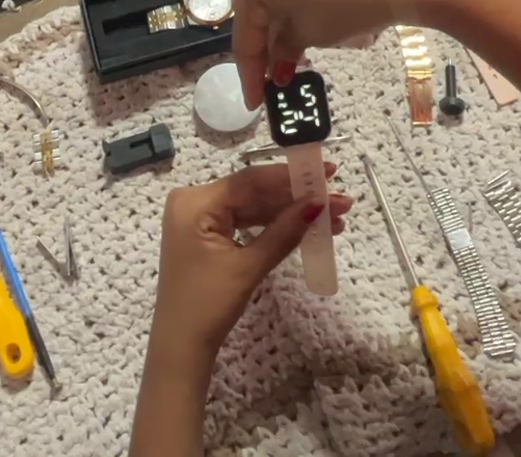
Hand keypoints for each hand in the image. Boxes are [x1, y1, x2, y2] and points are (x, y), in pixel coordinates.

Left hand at [149, 164, 352, 364]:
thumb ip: (284, 231)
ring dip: (290, 212)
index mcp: (195, 201)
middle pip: (254, 192)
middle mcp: (194, 200)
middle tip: (339, 199)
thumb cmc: (208, 306)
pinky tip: (306, 226)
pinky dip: (273, 225)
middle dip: (297, 197)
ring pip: (253, 207)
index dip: (291, 176)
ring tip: (333, 217)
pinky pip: (245, 221)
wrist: (181, 348)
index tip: (327, 172)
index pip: (250, 180)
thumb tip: (318, 203)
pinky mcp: (207, 233)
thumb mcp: (249, 267)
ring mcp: (200, 217)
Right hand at [234, 0, 495, 107]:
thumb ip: (286, 48)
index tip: (256, 101)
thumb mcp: (313, 34)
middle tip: (284, 72)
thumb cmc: (349, 3)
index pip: (245, 36)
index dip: (250, 73)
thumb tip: (279, 58)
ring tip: (317, 44)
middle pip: (262, 6)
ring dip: (294, 18)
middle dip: (272, 42)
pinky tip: (334, 12)